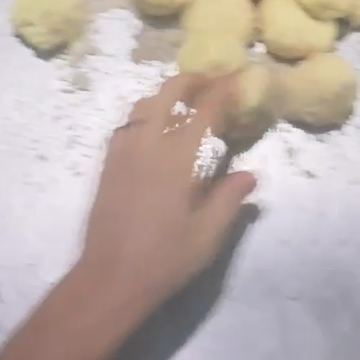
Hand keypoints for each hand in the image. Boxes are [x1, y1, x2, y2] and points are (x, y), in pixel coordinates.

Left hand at [75, 73, 257, 312]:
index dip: (223, 90)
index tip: (238, 79)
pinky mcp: (109, 164)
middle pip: (168, 93)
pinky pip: (128, 123)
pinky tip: (157, 130)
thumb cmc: (164, 258)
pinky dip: (147, 114)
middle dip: (194, 80)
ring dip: (168, 94)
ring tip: (187, 103)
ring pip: (144, 104)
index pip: (203, 110)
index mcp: (175, 157)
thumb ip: (230, 198)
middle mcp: (147, 144)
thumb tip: (250, 174)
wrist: (109, 279)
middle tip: (214, 82)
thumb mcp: (208, 234)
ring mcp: (123, 151)